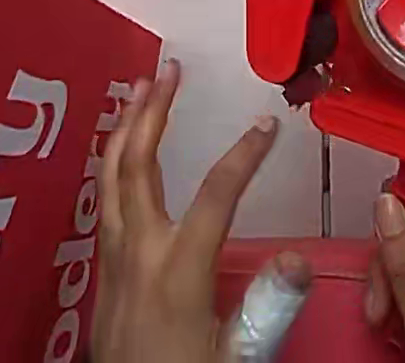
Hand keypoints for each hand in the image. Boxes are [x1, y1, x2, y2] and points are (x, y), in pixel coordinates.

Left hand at [93, 58, 312, 362]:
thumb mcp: (236, 357)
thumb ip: (268, 306)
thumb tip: (300, 257)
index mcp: (176, 271)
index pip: (215, 195)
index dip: (245, 155)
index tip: (268, 124)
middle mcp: (138, 254)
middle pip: (138, 168)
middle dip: (153, 113)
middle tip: (168, 70)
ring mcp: (114, 260)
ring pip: (111, 179)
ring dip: (125, 128)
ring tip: (139, 89)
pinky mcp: (104, 271)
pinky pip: (105, 199)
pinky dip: (114, 160)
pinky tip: (123, 148)